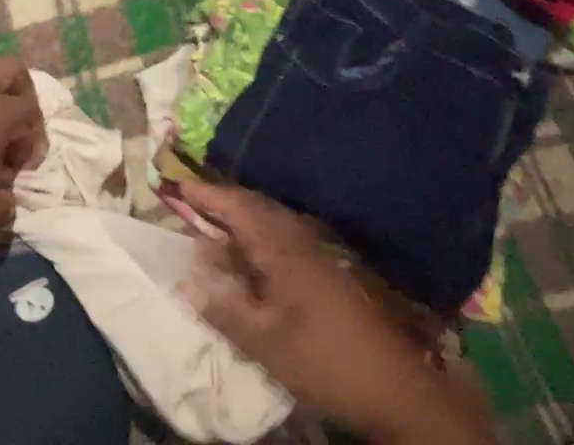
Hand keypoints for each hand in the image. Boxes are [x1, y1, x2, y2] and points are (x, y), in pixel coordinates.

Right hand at [177, 182, 493, 443]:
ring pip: (273, 223)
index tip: (177, 184)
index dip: (207, 195)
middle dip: (224, 200)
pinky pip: (284, 240)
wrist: (396, 389)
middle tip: (192, 200)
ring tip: (216, 225)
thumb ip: (224, 308)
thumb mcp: (265, 342)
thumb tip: (185, 281)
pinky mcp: (328, 276)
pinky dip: (259, 237)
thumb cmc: (325, 360)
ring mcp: (319, 259)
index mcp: (283, 251)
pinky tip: (252, 256)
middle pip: (258, 208)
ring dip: (243, 217)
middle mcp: (301, 244)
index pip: (239, 208)